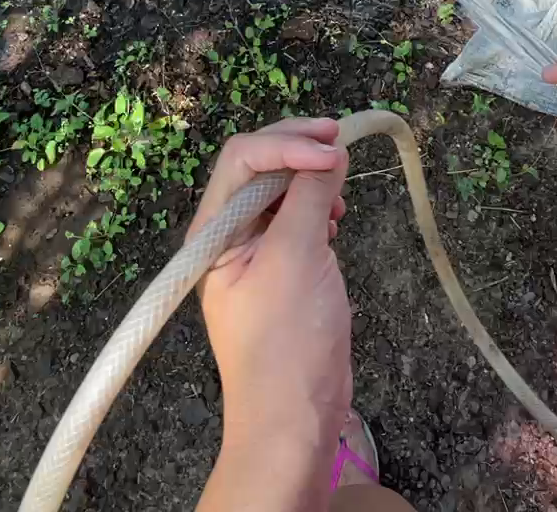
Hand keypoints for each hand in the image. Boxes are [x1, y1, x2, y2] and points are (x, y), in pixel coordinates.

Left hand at [192, 118, 350, 508]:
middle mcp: (231, 233)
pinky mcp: (285, 264)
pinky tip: (336, 222)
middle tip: (339, 140)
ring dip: (312, 177)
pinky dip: (320, 206)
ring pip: (282, 188)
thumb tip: (331, 152)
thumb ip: (310, 197)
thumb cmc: (287, 339)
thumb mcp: (297, 258)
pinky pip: (298, 215)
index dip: (286, 144)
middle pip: (259, 164)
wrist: (295, 416)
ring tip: (340, 198)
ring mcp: (258, 249)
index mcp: (216, 230)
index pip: (243, 157)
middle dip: (298, 147)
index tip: (332, 151)